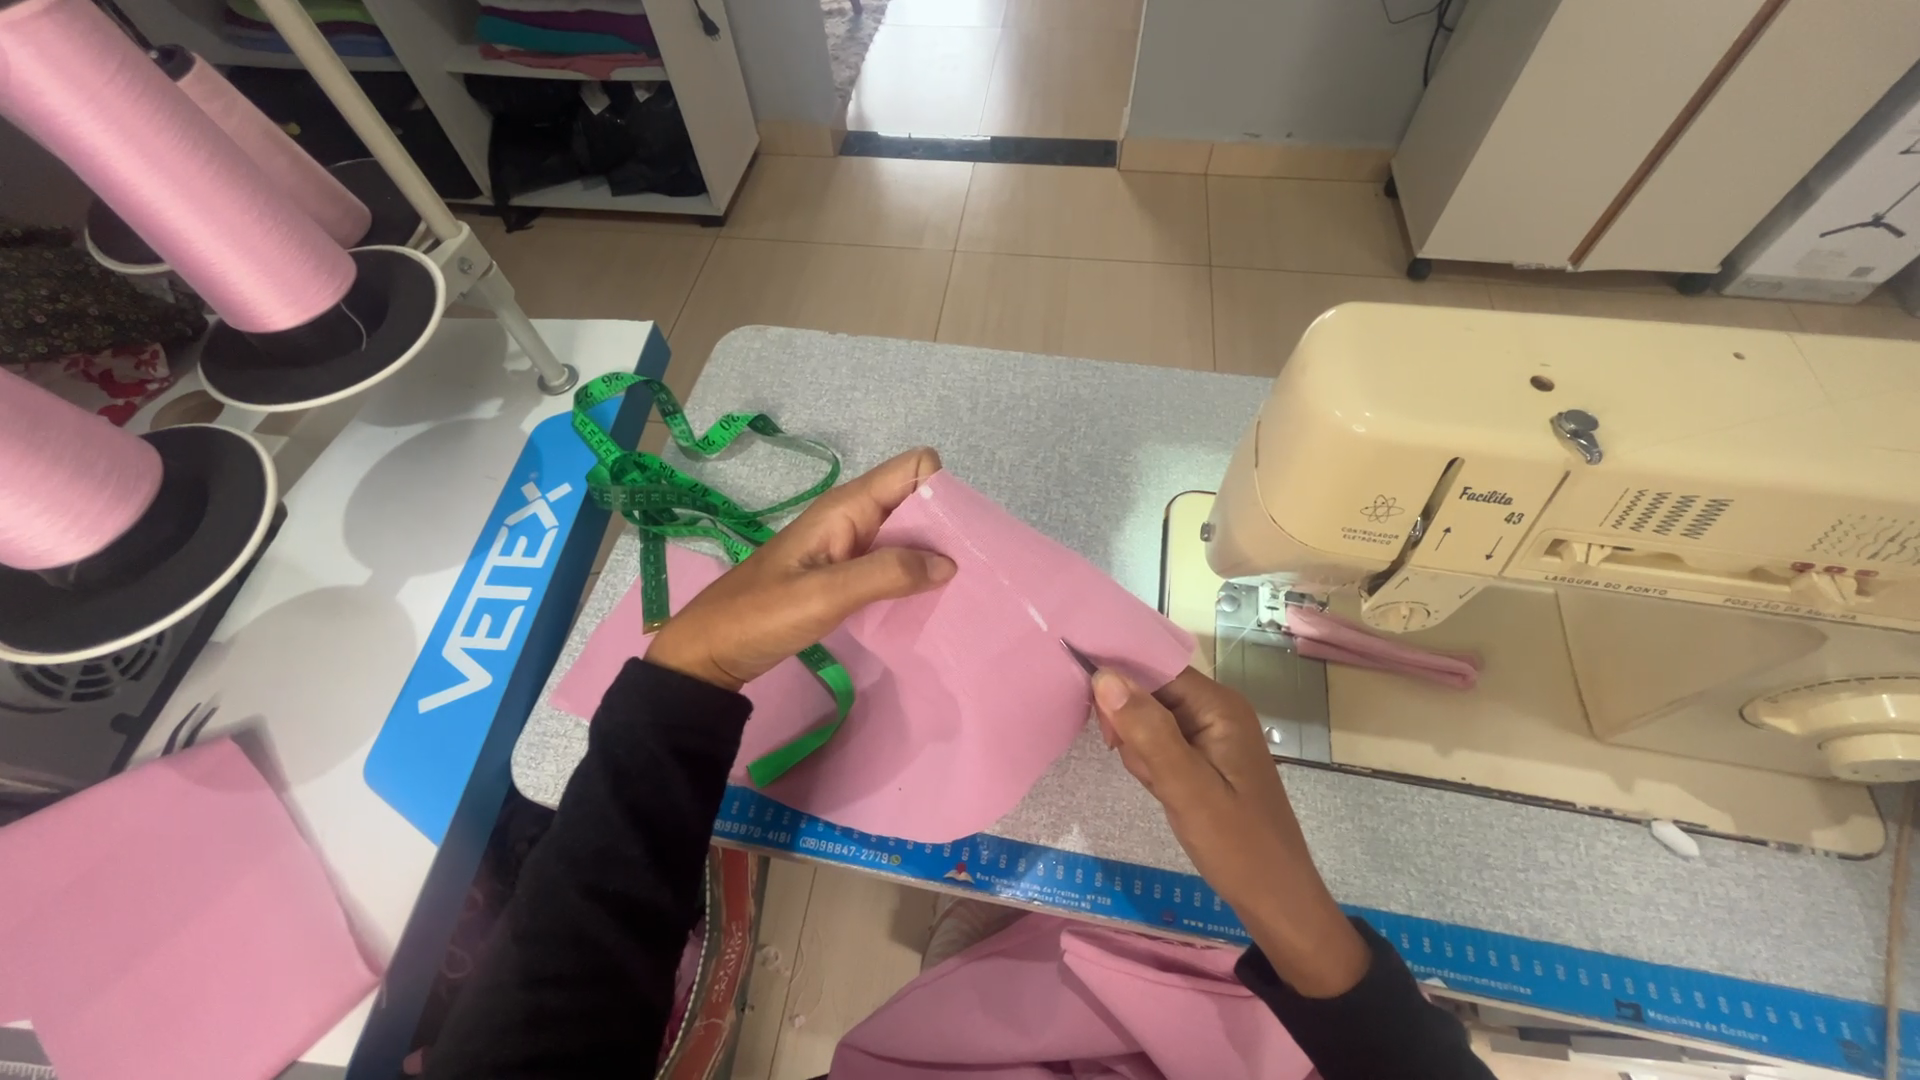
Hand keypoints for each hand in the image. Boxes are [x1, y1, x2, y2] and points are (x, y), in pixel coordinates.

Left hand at [646, 447, 956, 690]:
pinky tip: (923, 602)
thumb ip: (886, 574)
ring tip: (955, 591)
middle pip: (918, 501)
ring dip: (932, 556)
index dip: (944, 491)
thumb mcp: (825, 594)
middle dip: (946, 527)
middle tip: (968, 572)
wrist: (712, 650)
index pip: (915, 467)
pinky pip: (891, 563)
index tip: (961, 536)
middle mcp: (854, 516)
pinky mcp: (846, 573)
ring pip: (908, 534)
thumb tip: (948, 563)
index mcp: (847, 506)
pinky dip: (912, 577)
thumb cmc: (761, 615)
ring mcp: (850, 546)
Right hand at [1093, 667, 1369, 996]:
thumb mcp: (1186, 787)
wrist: (1276, 901)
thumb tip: (1103, 676)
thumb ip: (1145, 730)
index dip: (1121, 683)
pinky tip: (1164, 791)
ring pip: (1149, 720)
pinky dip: (1151, 765)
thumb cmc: (1237, 845)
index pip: (1154, 667)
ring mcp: (1210, 734)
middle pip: (1149, 692)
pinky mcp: (1204, 758)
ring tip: (1161, 787)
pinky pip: (1160, 744)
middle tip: (1146, 768)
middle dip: (1132, 726)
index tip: (1100, 719)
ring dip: (1141, 751)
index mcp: (1218, 705)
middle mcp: (1215, 709)